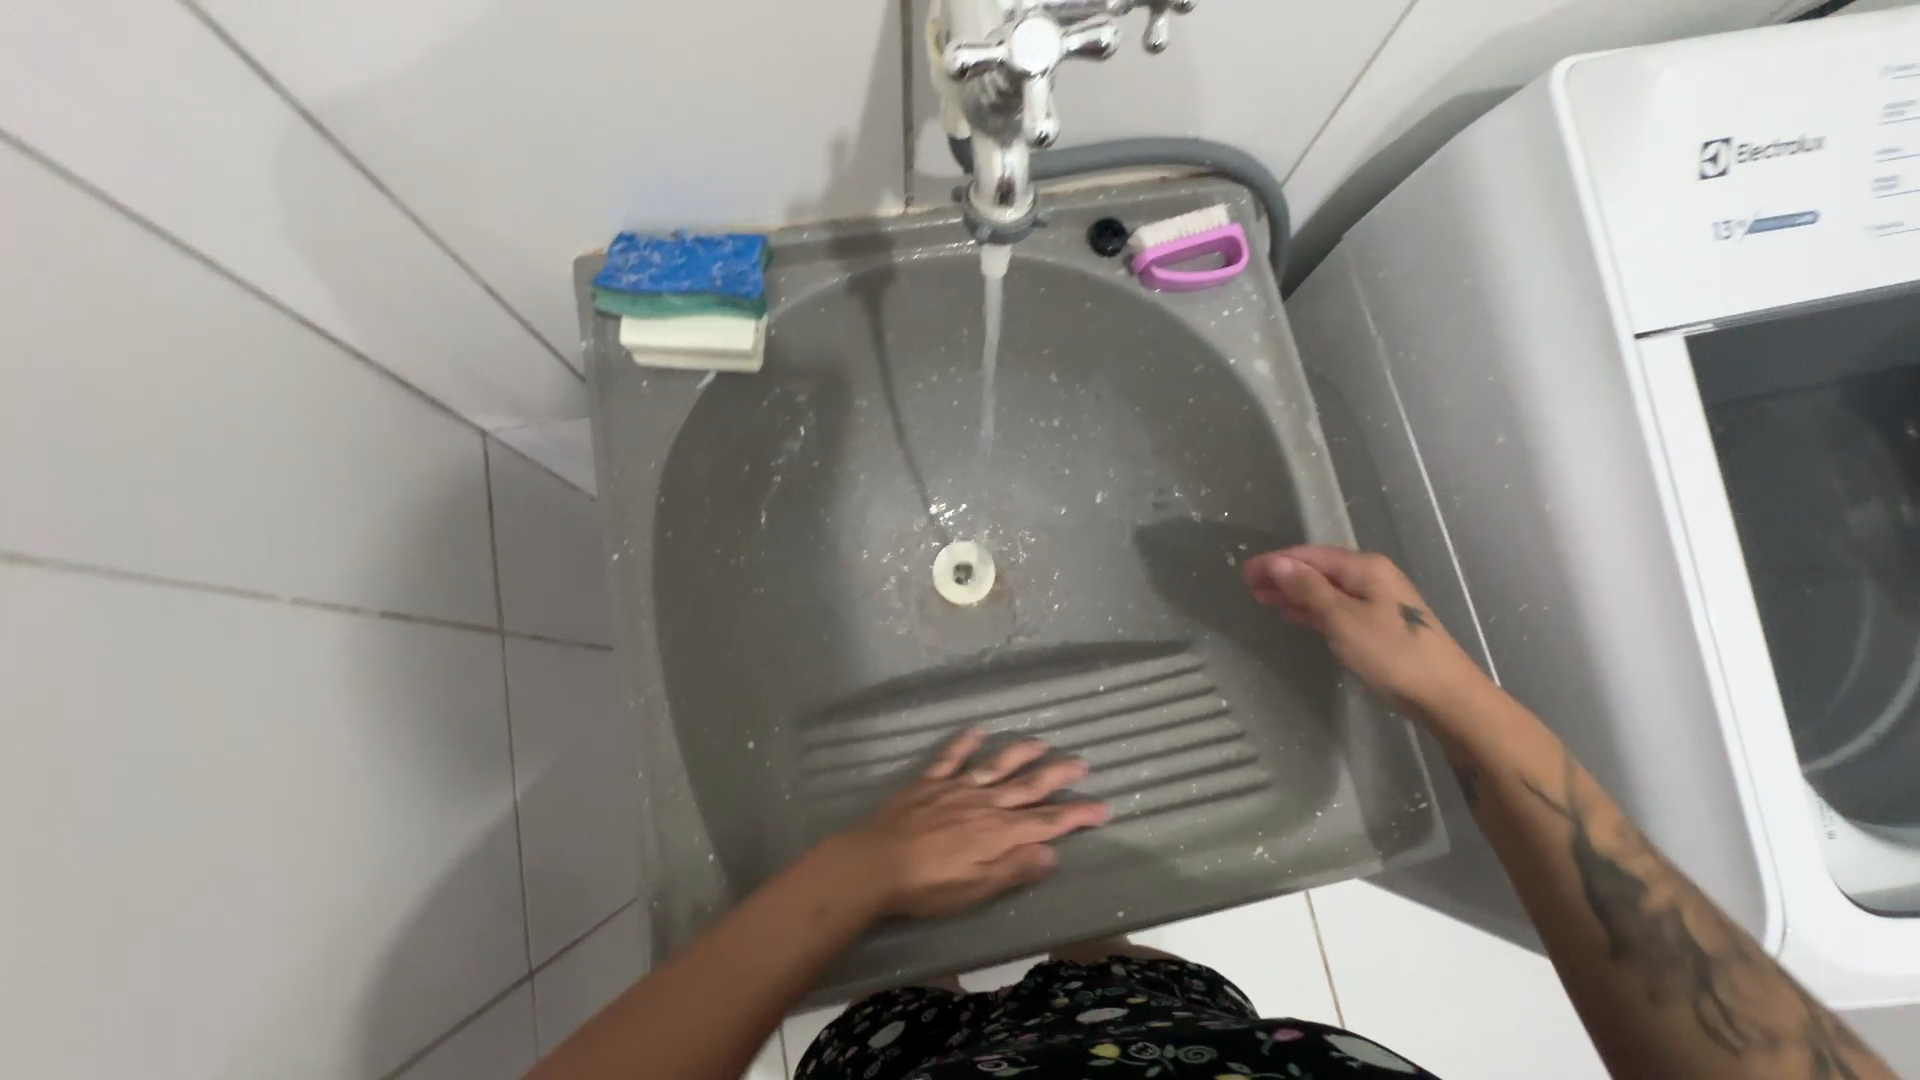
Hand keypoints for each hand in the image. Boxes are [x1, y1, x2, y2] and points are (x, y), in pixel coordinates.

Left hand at [835, 730, 1109, 918]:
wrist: (874, 862)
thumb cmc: (927, 885)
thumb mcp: (977, 888)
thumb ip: (1015, 868)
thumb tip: (1053, 852)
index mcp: (998, 832)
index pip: (1046, 822)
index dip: (1076, 815)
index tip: (1102, 808)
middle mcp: (983, 803)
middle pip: (1027, 787)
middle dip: (1057, 776)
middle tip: (1081, 764)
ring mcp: (955, 788)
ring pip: (995, 766)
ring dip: (1020, 754)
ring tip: (1041, 742)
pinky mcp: (928, 783)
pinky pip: (950, 758)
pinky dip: (964, 743)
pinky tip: (977, 731)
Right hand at [1241, 545, 1486, 711]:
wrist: (1443, 693)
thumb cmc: (1390, 652)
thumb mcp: (1342, 618)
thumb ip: (1308, 589)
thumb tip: (1277, 563)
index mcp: (1364, 568)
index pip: (1309, 556)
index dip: (1274, 562)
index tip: (1244, 572)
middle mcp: (1371, 577)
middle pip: (1317, 570)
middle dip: (1281, 576)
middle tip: (1248, 587)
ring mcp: (1376, 600)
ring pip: (1324, 589)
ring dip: (1293, 592)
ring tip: (1262, 600)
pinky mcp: (1377, 623)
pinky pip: (1335, 606)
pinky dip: (1311, 608)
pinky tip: (1293, 615)